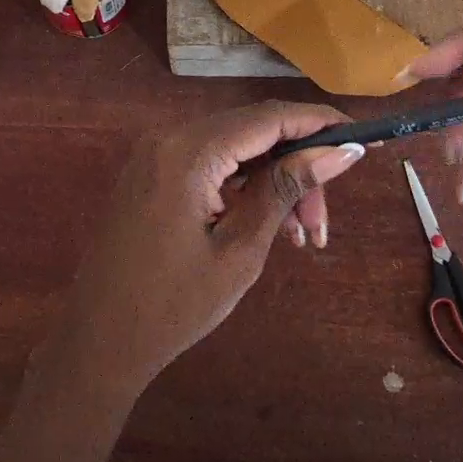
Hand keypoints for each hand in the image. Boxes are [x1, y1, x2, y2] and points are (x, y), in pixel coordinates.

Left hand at [48, 101, 367, 391]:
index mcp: (189, 152)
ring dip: (275, 182)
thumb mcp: (240, 249)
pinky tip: (268, 225)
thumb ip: (287, 189)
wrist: (96, 344)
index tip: (365, 139)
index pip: (270, 117)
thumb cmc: (172, 306)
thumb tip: (341, 149)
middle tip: (322, 223)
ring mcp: (157, 154)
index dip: (320, 123)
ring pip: (237, 149)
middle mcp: (170, 138)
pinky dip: (245, 187)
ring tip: (302, 236)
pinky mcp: (153, 173)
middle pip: (254, 131)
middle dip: (299, 167)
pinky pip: (212, 164)